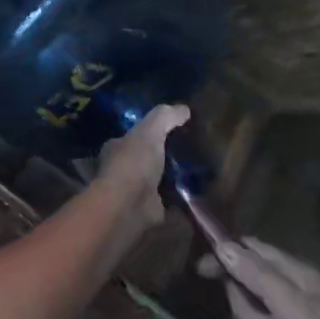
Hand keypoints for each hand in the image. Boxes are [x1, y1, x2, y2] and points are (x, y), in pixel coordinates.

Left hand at [89, 103, 188, 231]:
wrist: (127, 206)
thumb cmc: (133, 163)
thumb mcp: (149, 131)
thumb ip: (164, 117)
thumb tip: (184, 108)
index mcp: (117, 147)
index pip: (135, 135)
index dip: (153, 132)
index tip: (176, 130)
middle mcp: (123, 168)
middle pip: (148, 158)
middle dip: (166, 156)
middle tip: (194, 152)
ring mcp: (135, 191)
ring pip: (159, 180)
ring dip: (175, 178)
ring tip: (202, 172)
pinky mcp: (150, 210)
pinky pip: (170, 202)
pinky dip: (183, 200)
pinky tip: (200, 194)